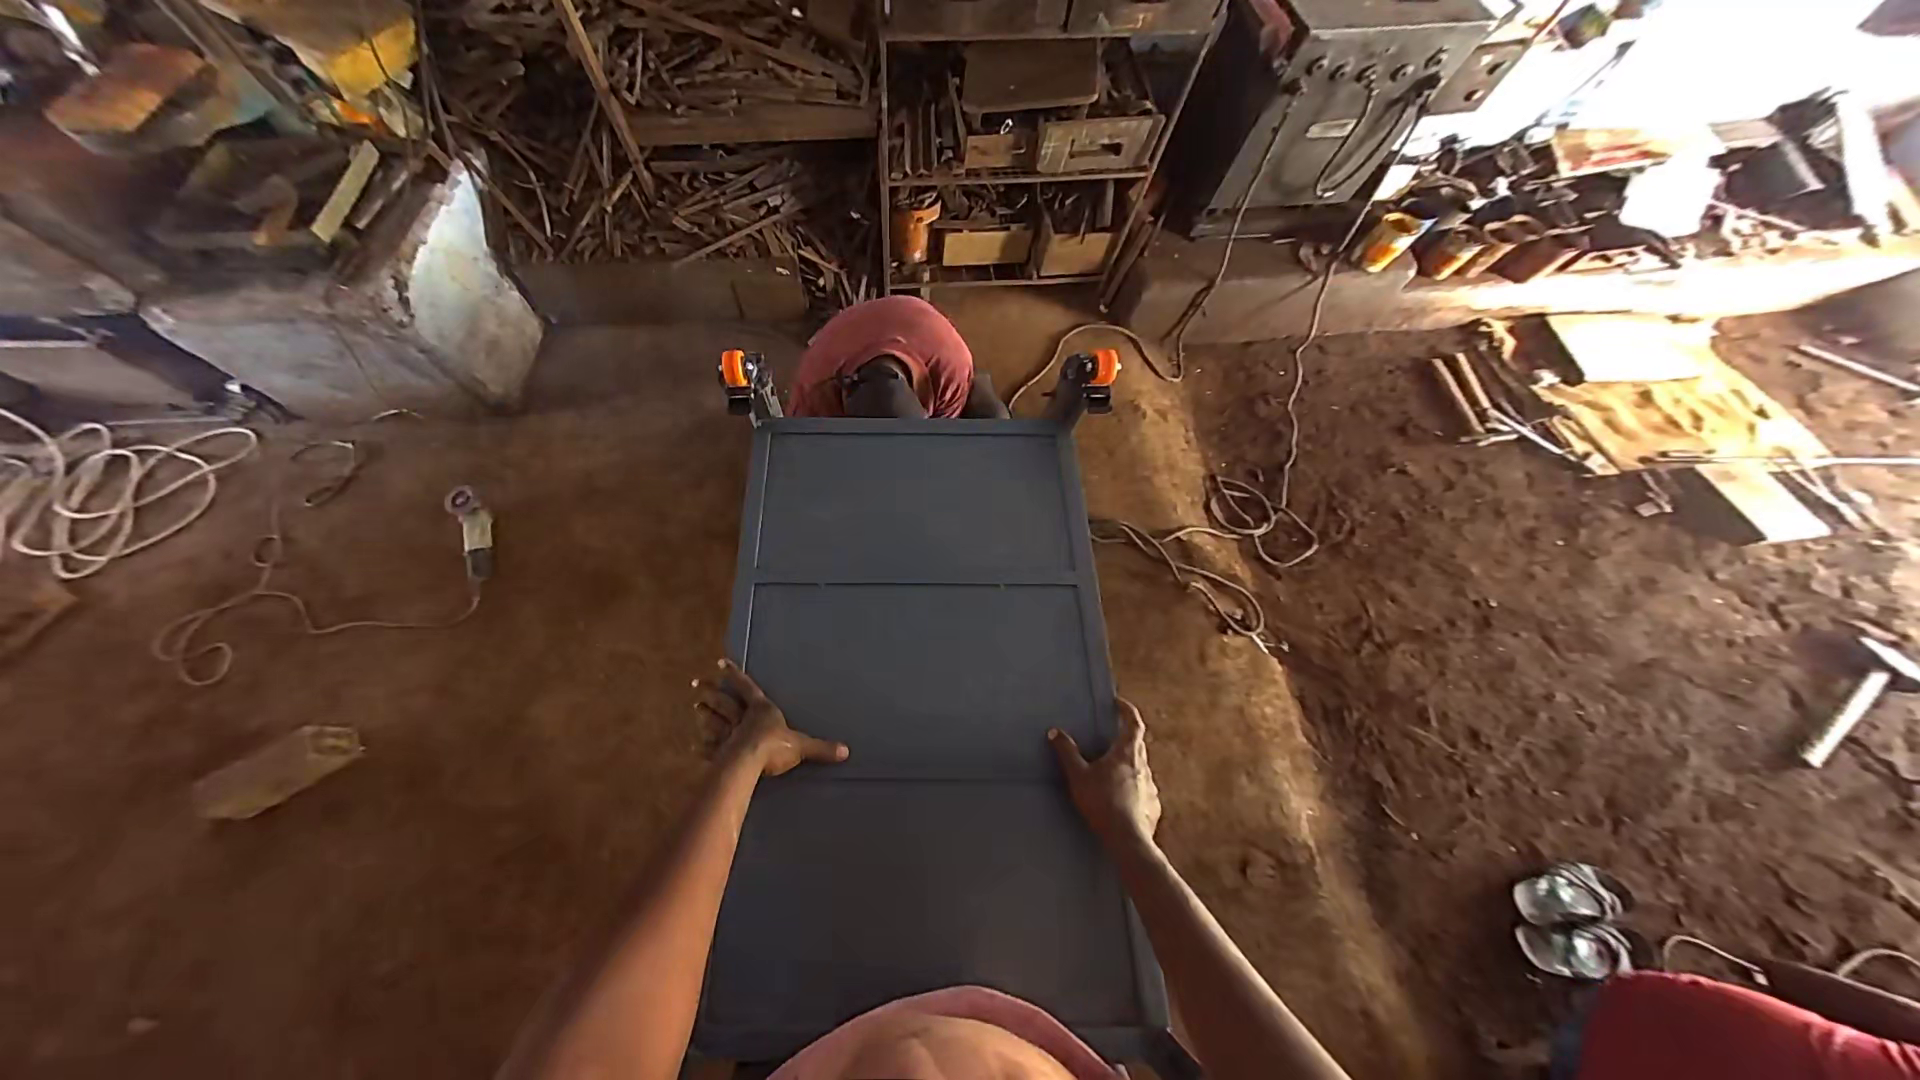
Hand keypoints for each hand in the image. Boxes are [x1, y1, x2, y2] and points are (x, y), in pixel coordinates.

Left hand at [694, 659, 849, 776]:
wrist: (748, 763)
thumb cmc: (774, 747)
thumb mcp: (802, 746)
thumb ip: (821, 748)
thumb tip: (846, 751)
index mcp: (761, 710)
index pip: (747, 687)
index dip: (734, 675)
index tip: (721, 663)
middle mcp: (741, 718)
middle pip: (724, 701)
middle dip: (712, 691)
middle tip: (697, 683)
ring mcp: (727, 735)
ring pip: (713, 720)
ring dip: (705, 713)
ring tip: (695, 707)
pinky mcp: (719, 753)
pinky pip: (709, 747)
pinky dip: (702, 746)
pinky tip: (693, 746)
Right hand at [1048, 698, 1161, 846]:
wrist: (1127, 840)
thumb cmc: (1103, 803)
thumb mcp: (1078, 776)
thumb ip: (1067, 752)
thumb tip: (1055, 732)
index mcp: (1126, 753)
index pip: (1133, 723)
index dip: (1127, 711)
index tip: (1119, 704)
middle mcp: (1143, 766)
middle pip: (1138, 744)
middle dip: (1126, 738)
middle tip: (1111, 737)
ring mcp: (1150, 787)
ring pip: (1140, 768)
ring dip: (1128, 765)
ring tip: (1111, 772)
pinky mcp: (1152, 807)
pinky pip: (1143, 791)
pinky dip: (1133, 789)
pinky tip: (1121, 799)